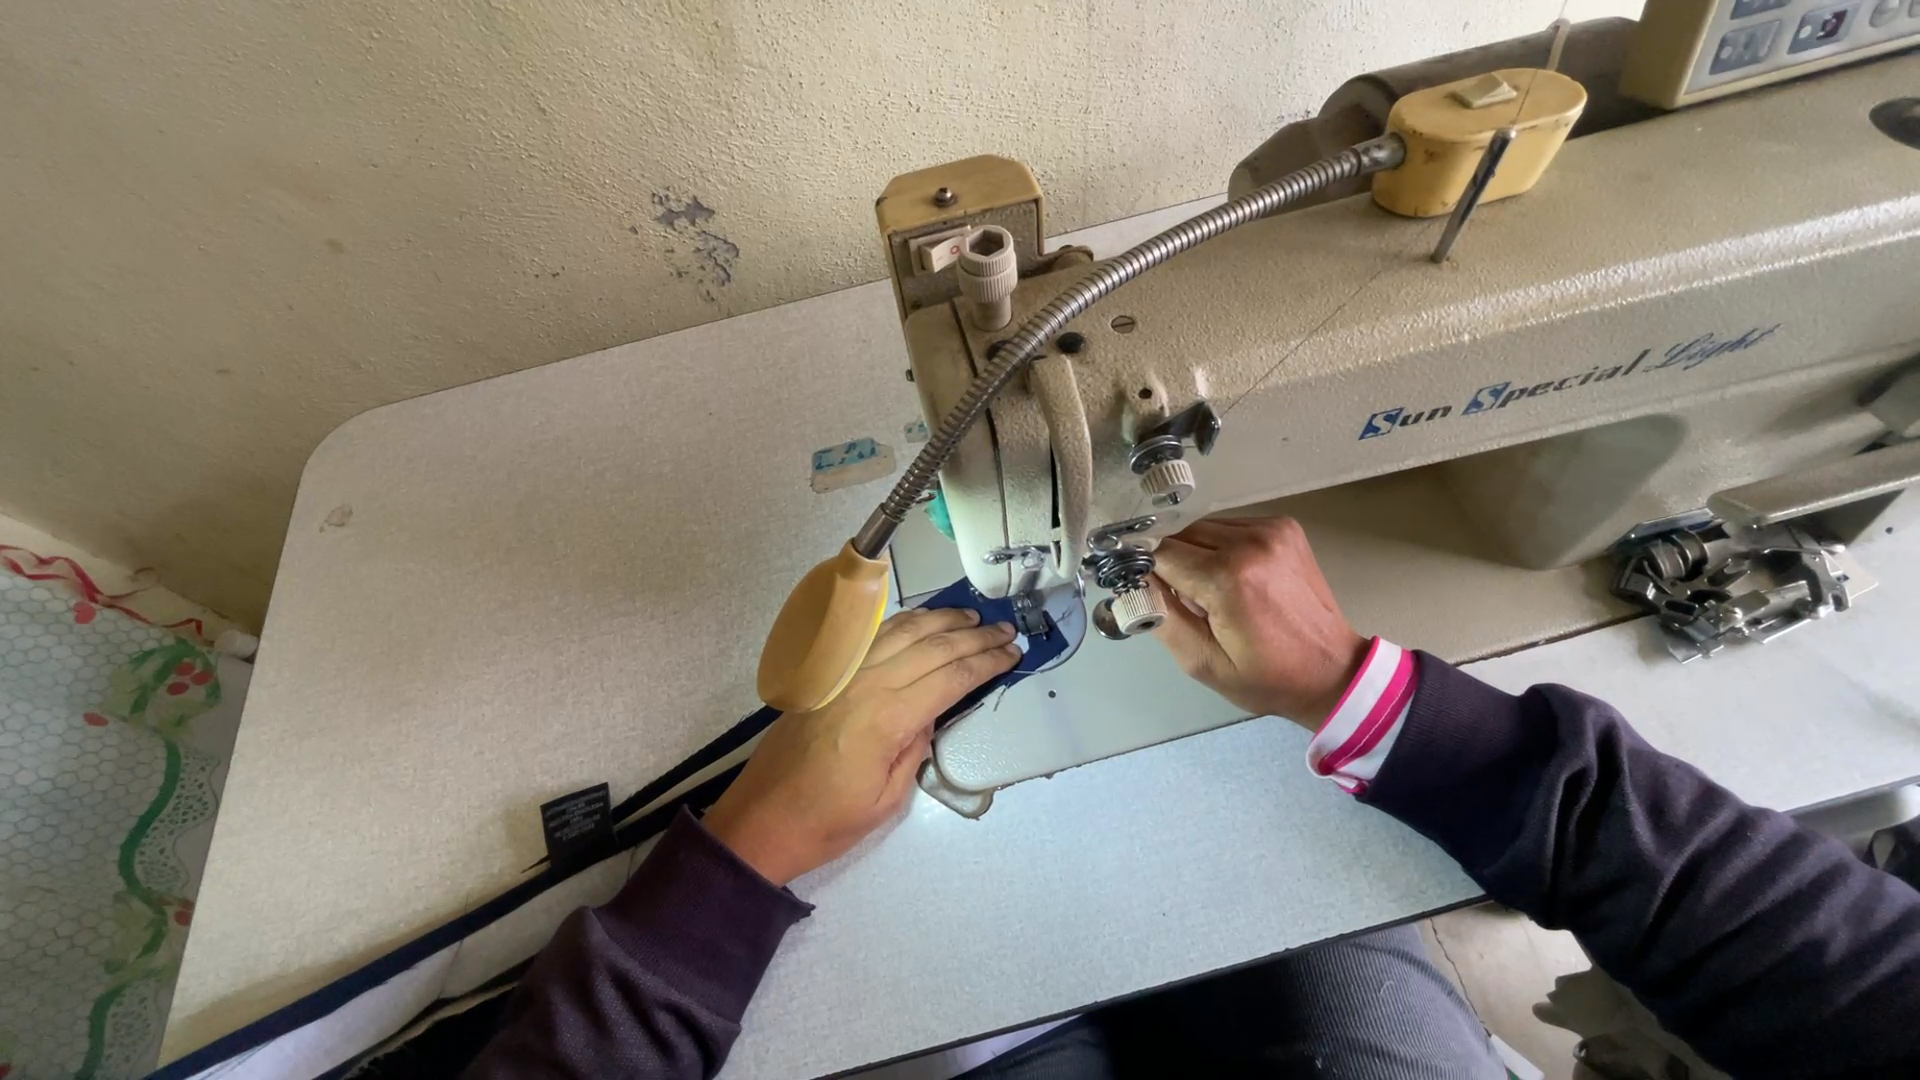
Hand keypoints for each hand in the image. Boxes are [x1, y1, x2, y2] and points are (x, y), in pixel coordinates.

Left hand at [704, 609, 1019, 885]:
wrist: (761, 818)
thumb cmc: (828, 821)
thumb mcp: (887, 799)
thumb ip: (916, 747)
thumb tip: (932, 713)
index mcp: (888, 718)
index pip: (951, 677)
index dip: (986, 663)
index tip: (1012, 654)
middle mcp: (868, 684)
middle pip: (933, 646)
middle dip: (974, 637)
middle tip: (1004, 631)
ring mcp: (844, 673)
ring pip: (903, 631)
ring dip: (941, 620)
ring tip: (971, 617)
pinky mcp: (827, 674)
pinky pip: (871, 636)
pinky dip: (903, 622)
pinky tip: (921, 621)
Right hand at [1149, 516, 1368, 729]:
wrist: (1333, 671)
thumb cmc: (1265, 677)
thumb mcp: (1201, 662)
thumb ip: (1160, 616)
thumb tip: (1133, 581)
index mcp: (1228, 578)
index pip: (1160, 554)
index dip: (1147, 572)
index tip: (1149, 593)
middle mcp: (1251, 542)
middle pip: (1181, 536)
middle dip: (1173, 565)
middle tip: (1186, 600)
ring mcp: (1271, 530)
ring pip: (1204, 529)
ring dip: (1196, 554)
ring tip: (1213, 591)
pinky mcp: (1284, 527)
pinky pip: (1229, 527)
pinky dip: (1220, 548)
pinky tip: (1234, 577)